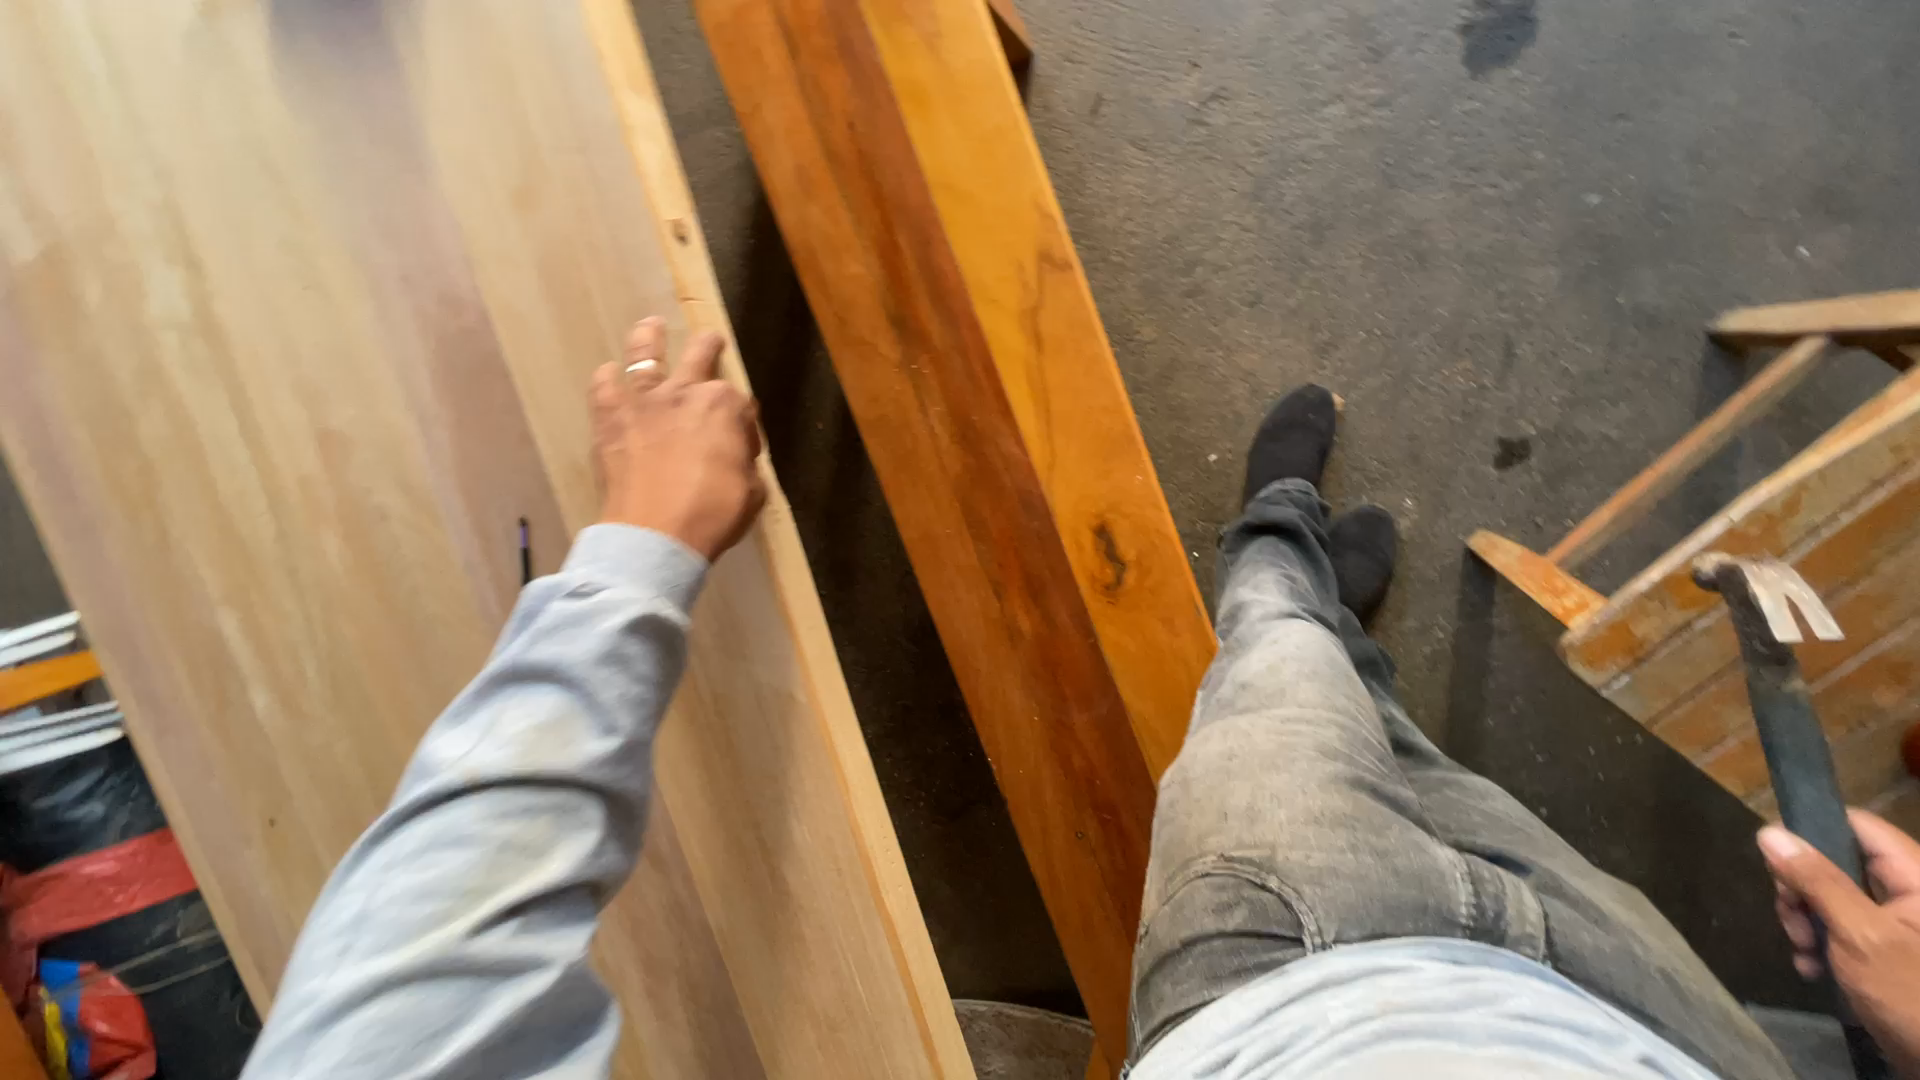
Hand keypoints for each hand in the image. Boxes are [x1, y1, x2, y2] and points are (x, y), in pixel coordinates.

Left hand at [591, 317, 764, 560]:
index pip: (742, 404)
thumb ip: (745, 463)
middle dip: (709, 348)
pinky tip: (608, 373)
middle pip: (700, 357)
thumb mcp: (753, 490)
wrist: (656, 535)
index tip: (745, 445)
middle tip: (712, 340)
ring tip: (651, 325)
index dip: (746, 425)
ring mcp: (644, 402)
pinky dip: (607, 379)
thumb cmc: (714, 513)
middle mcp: (684, 392)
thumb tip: (736, 455)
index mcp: (725, 406)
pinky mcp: (610, 421)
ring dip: (649, 337)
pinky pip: (604, 389)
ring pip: (645, 355)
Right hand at [1760, 810, 1919, 1076]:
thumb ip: (1817, 880)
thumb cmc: (1914, 996)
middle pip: (1840, 862)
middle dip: (1802, 888)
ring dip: (1805, 919)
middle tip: (1791, 918)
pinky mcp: (1894, 949)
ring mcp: (1905, 925)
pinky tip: (1814, 965)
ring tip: (1802, 949)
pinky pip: (1844, 925)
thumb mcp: (1860, 936)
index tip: (1778, 858)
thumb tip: (1770, 831)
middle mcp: (1914, 897)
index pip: (1861, 827)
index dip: (1814, 830)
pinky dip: (1821, 941)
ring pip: (1834, 895)